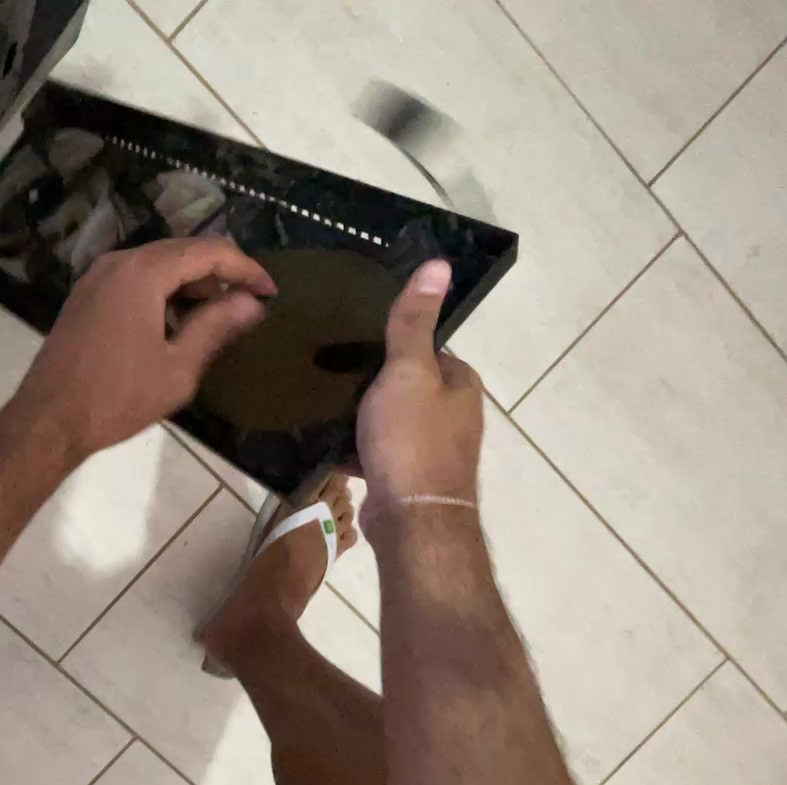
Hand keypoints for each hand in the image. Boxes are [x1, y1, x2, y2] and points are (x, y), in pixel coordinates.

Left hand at [6, 236, 275, 458]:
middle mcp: (116, 263)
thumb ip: (216, 327)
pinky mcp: (83, 299)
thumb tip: (252, 303)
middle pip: (180, 252)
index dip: (245, 268)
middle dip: (217, 274)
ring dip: (188, 285)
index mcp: (142, 272)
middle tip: (245, 305)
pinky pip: (131, 282)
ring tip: (213, 318)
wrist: (47, 421)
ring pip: (154, 266)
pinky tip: (172, 324)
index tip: (270, 292)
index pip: (207, 251)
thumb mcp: (177, 369)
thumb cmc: (116, 398)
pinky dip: (159, 293)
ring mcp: (94, 279)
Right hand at [354, 259, 484, 532]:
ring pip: (392, 422)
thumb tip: (438, 263)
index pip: (427, 350)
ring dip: (364, 419)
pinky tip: (330, 450)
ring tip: (326, 410)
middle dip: (375, 384)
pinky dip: (358, 451)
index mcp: (460, 383)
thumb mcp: (407, 372)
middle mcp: (455, 415)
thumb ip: (413, 324)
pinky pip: (379, 454)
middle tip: (333, 378)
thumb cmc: (411, 440)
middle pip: (408, 387)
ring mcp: (433, 450)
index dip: (393, 346)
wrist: (412, 518)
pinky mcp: (408, 480)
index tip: (355, 346)